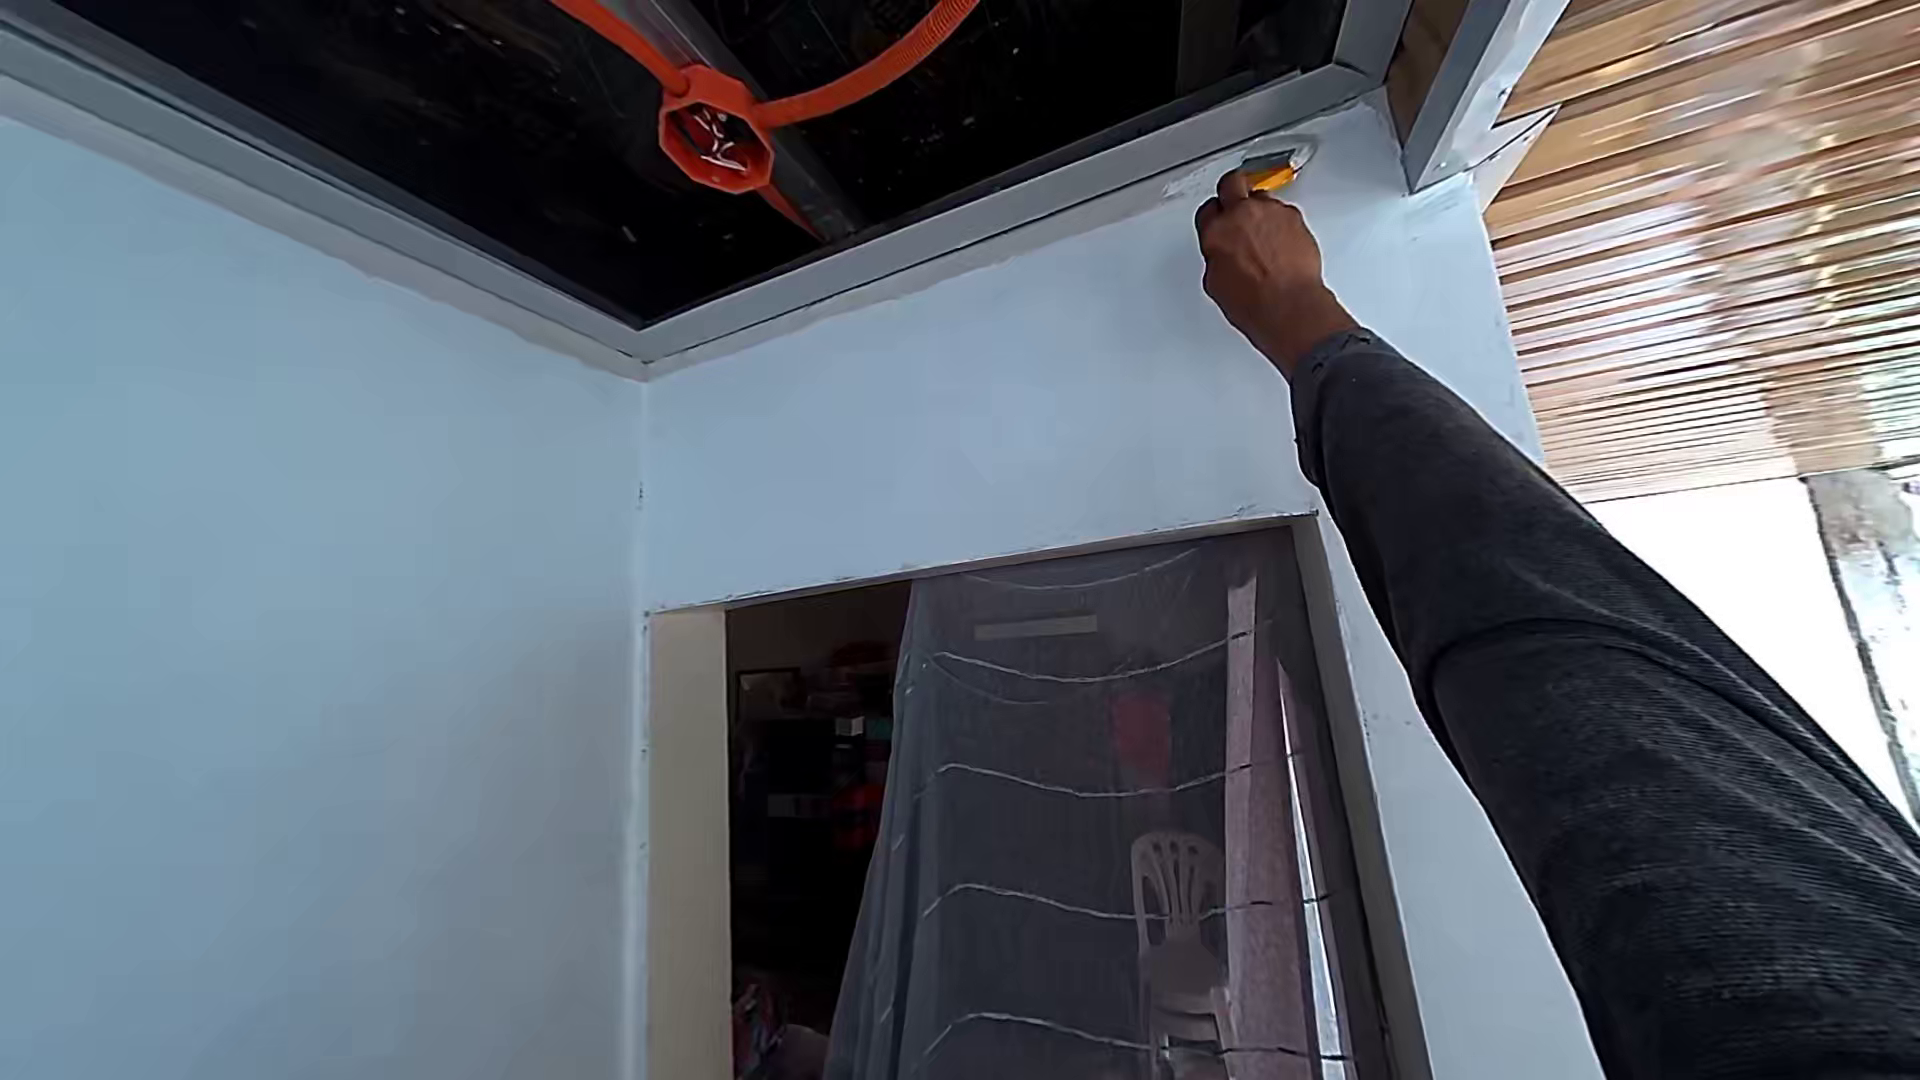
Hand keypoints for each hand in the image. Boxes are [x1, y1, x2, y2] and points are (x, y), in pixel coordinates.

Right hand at [1195, 169, 1357, 378]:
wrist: (1285, 304)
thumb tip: (1223, 253)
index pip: (1207, 210)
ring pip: (1260, 196)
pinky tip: (1278, 242)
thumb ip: (1217, 256)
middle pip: (1232, 183)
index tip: (1214, 220)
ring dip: (1258, 209)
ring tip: (1260, 231)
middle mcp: (1242, 214)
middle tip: (1232, 201)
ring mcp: (1271, 212)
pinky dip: (1278, 222)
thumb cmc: (1252, 301)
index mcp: (1216, 232)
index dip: (1211, 216)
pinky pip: (1282, 211)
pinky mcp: (1294, 216)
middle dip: (1231, 190)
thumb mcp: (1216, 283)